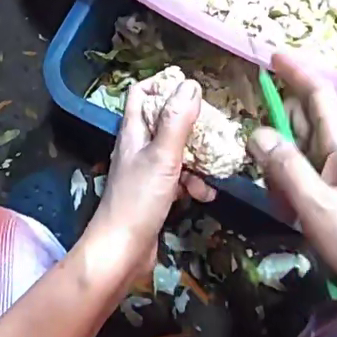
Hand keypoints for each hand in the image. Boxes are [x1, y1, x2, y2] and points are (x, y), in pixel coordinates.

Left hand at [85, 77, 209, 276]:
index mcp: (133, 131)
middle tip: (214, 127)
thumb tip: (191, 84)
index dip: (162, 84)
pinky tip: (205, 194)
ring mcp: (146, 171)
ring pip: (176, 151)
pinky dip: (194, 182)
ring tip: (215, 164)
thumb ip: (177, 120)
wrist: (122, 253)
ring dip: (197, 156)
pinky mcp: (155, 193)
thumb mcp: (162, 156)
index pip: (141, 93)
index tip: (190, 87)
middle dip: (191, 123)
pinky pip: (179, 178)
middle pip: (164, 121)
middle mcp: (138, 146)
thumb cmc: (138, 200)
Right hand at [247, 52, 336, 304]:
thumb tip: (257, 132)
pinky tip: (287, 211)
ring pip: (297, 150)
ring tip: (280, 200)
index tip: (272, 54)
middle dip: (277, 130)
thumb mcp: (318, 207)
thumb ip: (286, 167)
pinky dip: (286, 186)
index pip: (320, 95)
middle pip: (303, 121)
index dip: (297, 72)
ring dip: (279, 165)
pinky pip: (301, 175)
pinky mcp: (333, 196)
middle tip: (257, 155)